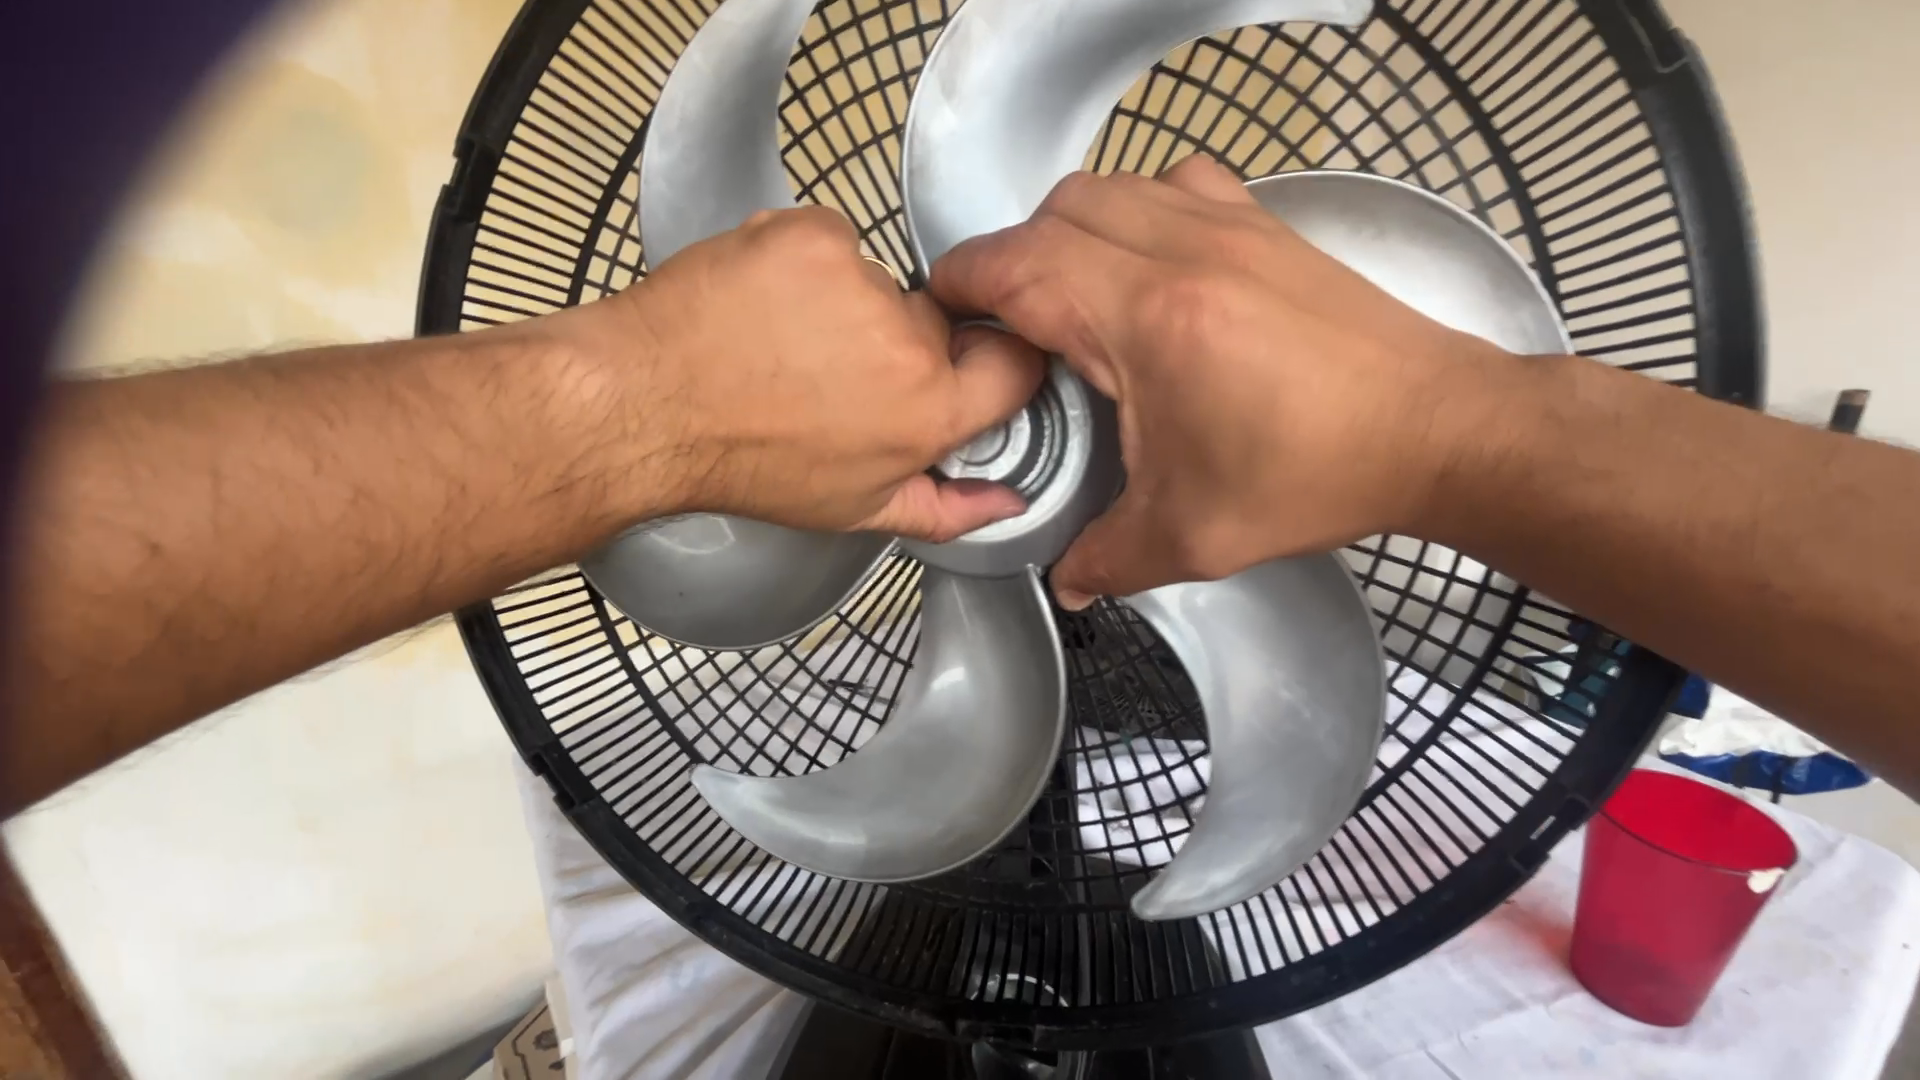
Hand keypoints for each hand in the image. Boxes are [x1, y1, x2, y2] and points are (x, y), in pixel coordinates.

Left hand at [557, 205, 1046, 540]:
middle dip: (904, 346)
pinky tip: (770, 304)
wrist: (650, 405)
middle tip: (838, 373)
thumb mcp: (859, 512)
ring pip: (883, 285)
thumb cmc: (752, 465)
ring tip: (791, 342)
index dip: (991, 367)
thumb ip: (950, 509)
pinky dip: (810, 268)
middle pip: (940, 324)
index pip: (1015, 363)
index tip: (956, 373)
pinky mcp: (811, 234)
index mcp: (928, 412)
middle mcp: (907, 340)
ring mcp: (858, 279)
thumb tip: (1013, 501)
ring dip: (851, 308)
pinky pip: (837, 244)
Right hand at [930, 155, 1513, 606]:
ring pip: (1107, 188)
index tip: (938, 313)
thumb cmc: (1312, 478)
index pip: (1021, 268)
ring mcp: (1227, 225)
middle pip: (1053, 215)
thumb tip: (1063, 583)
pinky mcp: (1262, 225)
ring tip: (1060, 297)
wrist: (1434, 430)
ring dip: (1063, 234)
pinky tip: (1138, 267)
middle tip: (1001, 324)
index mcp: (1149, 321)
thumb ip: (1106, 561)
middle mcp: (1182, 251)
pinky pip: (1169, 185)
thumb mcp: (1189, 537)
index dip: (963, 282)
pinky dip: (1129, 212)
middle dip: (1006, 262)